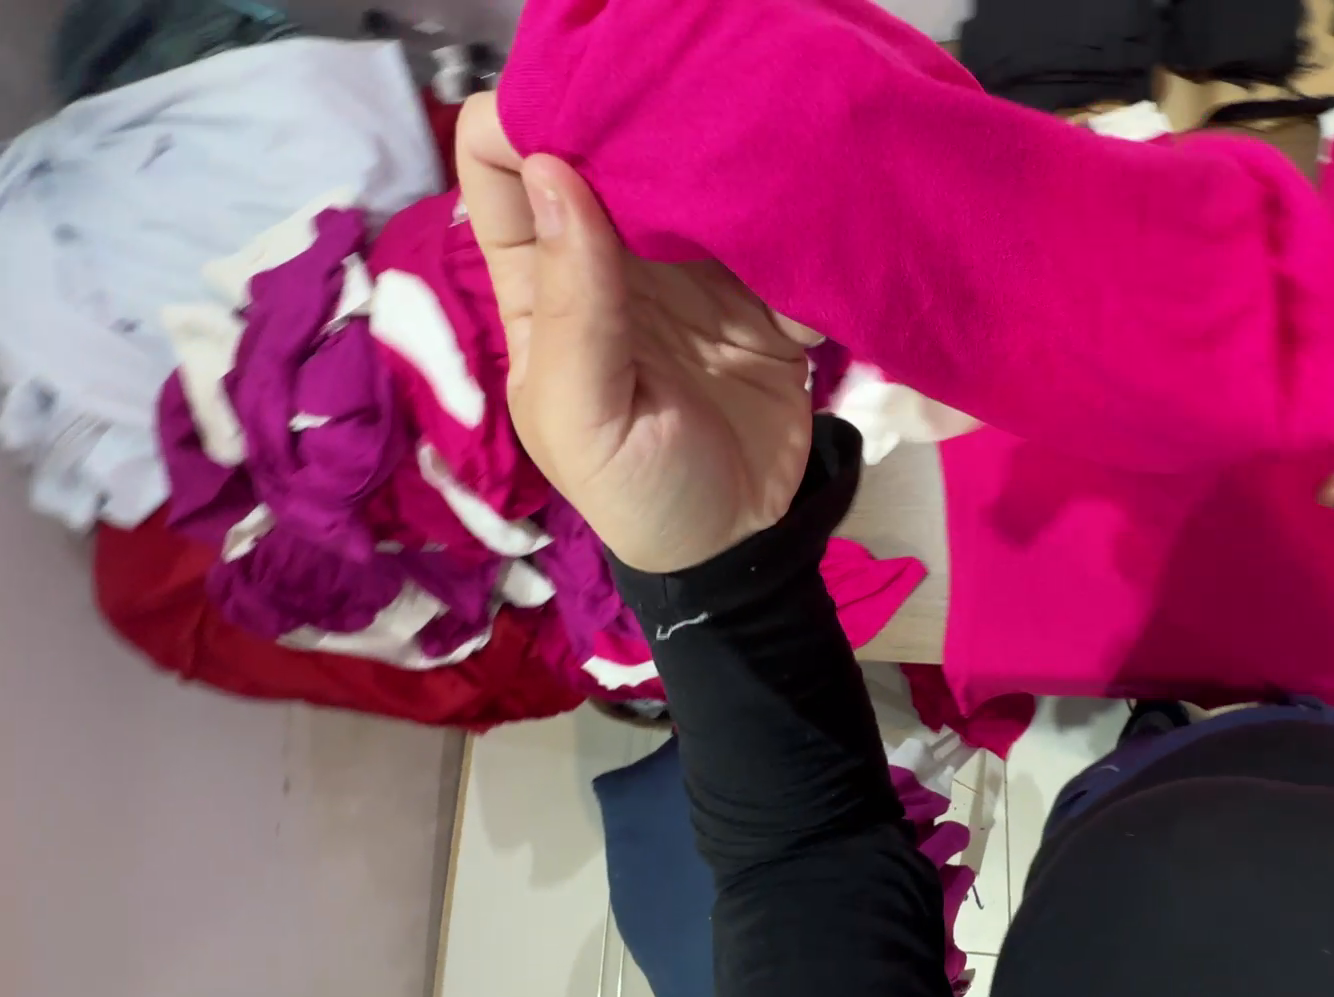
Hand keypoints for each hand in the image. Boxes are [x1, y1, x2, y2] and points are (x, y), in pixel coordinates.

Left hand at [456, 93, 816, 572]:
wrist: (739, 543)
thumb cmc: (640, 492)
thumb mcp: (585, 416)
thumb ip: (573, 307)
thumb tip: (550, 169)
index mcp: (549, 289)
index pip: (505, 174)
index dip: (527, 120)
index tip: (584, 95)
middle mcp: (618, 269)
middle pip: (612, 164)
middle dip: (640, 121)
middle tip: (691, 92)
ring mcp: (697, 284)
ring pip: (697, 191)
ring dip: (723, 164)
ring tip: (759, 134)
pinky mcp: (764, 305)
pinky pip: (772, 246)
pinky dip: (787, 225)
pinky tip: (804, 207)